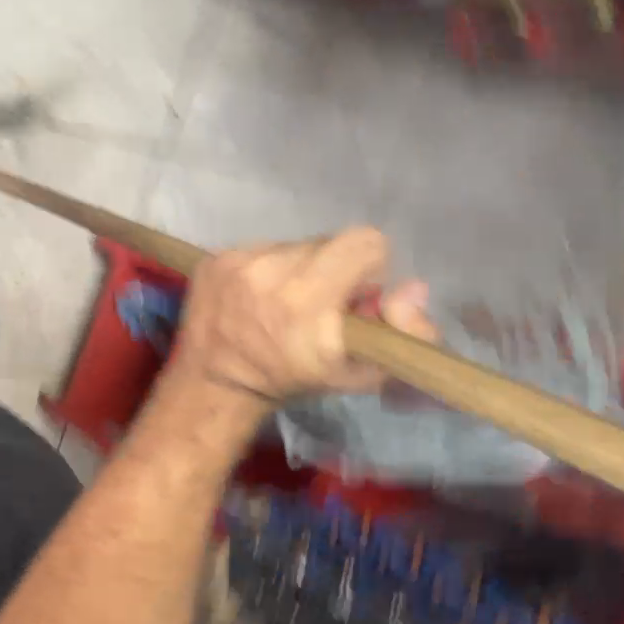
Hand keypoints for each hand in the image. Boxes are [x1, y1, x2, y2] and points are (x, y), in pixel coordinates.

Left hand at [171, 227, 436, 406]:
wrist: (213, 382)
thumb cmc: (289, 379)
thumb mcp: (362, 372)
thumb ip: (407, 331)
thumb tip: (411, 287)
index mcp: (306, 295)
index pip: (364, 241)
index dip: (369, 266)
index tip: (354, 295)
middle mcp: (267, 269)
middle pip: (327, 243)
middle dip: (332, 269)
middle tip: (318, 302)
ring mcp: (234, 262)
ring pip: (291, 246)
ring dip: (297, 269)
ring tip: (282, 302)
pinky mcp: (211, 260)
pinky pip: (258, 250)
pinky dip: (265, 269)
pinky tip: (255, 297)